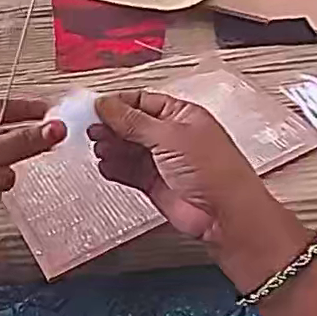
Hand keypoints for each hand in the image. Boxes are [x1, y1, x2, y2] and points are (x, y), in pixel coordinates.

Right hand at [91, 91, 310, 287]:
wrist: (224, 214)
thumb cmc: (215, 171)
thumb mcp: (169, 136)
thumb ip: (133, 121)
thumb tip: (107, 105)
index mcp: (180, 115)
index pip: (140, 101)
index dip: (116, 104)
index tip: (94, 108)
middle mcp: (170, 136)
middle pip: (130, 125)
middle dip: (110, 127)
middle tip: (92, 130)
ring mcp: (161, 160)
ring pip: (126, 148)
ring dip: (110, 147)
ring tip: (99, 149)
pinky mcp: (153, 183)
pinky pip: (127, 171)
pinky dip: (114, 168)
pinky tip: (106, 166)